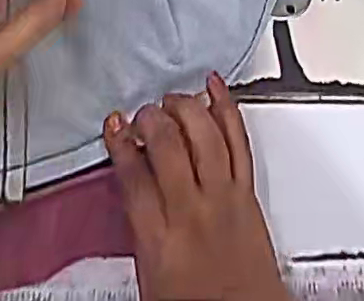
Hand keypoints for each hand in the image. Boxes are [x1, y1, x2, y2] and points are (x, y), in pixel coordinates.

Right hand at [105, 75, 289, 300]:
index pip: (134, 177)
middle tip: (143, 115)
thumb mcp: (149, 276)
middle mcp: (193, 214)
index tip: (115, 125)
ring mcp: (224, 199)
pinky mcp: (248, 193)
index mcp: (160, 242)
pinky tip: (215, 88)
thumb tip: (129, 180)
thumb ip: (139, 224)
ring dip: (184, 108)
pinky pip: (238, 141)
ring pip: (204, 134)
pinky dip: (226, 108)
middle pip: (168, 146)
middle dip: (151, 119)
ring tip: (171, 100)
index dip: (120, 143)